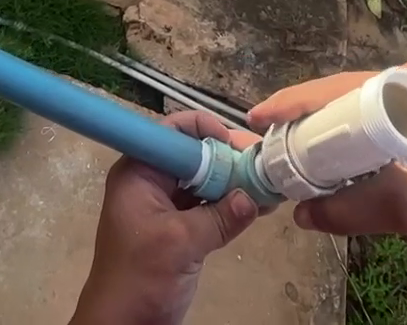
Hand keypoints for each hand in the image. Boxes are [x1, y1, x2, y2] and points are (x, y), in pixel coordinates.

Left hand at [69, 111, 263, 324]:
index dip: (205, 130)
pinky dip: (229, 204)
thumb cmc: (140, 276)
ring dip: (232, 181)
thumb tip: (252, 198)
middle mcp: (150, 180)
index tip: (237, 143)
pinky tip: (258, 206)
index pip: (173, 132)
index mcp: (139, 171)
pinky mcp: (177, 227)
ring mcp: (163, 204)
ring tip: (267, 183)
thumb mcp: (180, 244)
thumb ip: (218, 218)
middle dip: (226, 157)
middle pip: (191, 154)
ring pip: (202, 180)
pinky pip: (205, 205)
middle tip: (261, 162)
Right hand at [249, 59, 406, 260]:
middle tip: (269, 137)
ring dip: (322, 125)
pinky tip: (326, 150)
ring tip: (288, 144)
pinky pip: (368, 115)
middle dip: (304, 114)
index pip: (340, 87)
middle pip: (343, 92)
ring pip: (352, 104)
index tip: (262, 119)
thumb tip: (300, 212)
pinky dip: (343, 132)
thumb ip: (355, 208)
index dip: (298, 103)